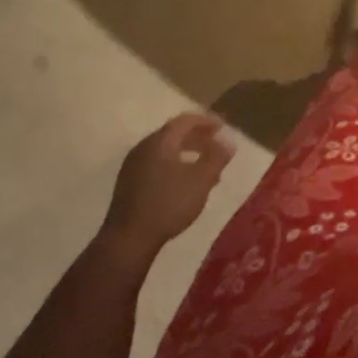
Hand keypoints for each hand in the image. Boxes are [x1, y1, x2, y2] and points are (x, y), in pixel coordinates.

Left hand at [101, 113, 234, 250]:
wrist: (130, 236)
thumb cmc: (169, 204)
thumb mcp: (201, 181)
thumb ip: (216, 157)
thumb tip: (228, 140)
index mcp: (160, 142)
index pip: (185, 121)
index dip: (206, 121)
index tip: (223, 127)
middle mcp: (143, 147)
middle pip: (173, 134)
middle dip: (197, 137)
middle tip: (216, 145)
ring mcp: (133, 165)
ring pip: (164, 150)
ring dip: (187, 153)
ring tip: (205, 166)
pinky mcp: (129, 182)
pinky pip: (156, 164)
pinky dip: (174, 164)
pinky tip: (184, 182)